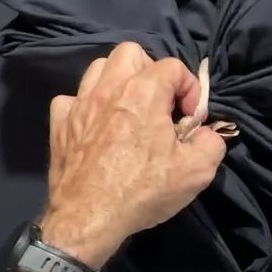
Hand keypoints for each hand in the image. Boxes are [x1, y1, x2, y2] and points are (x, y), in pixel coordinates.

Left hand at [38, 42, 226, 267]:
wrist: (90, 218)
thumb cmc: (144, 190)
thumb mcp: (198, 170)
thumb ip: (211, 142)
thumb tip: (205, 134)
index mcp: (144, 92)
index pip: (173, 66)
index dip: (190, 88)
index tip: (191, 118)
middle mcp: (109, 88)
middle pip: (131, 53)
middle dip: (152, 71)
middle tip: (161, 104)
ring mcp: (79, 104)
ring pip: (99, 69)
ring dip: (120, 82)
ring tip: (131, 110)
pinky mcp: (59, 125)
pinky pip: (73, 99)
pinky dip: (89, 106)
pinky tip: (98, 127)